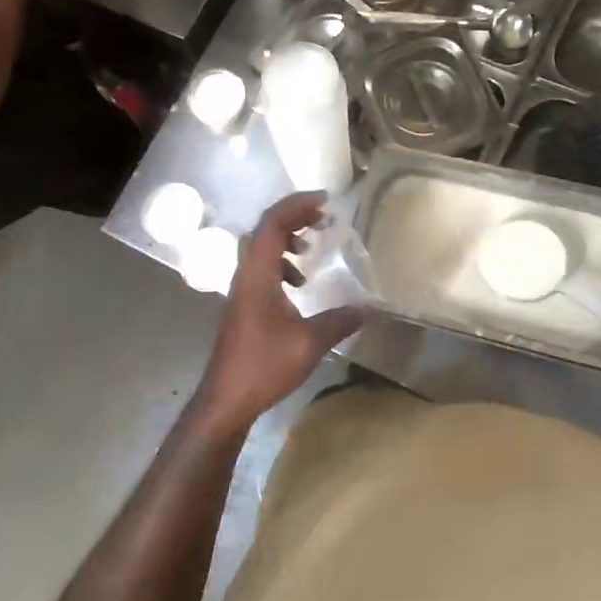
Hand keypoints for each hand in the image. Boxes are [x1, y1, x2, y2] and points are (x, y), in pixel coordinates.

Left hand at [199, 193, 370, 423]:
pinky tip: (298, 288)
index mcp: (257, 276)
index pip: (271, 223)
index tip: (325, 201)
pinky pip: (259, 271)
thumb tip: (373, 308)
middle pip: (262, 231)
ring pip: (259, 251)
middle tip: (322, 219)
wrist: (226, 398)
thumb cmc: (264, 366)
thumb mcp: (310, 343)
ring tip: (310, 250)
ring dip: (284, 242)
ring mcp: (240, 292)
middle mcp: (244, 276)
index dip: (297, 205)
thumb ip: (342, 321)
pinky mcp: (241, 307)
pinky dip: (279, 267)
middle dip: (292, 218)